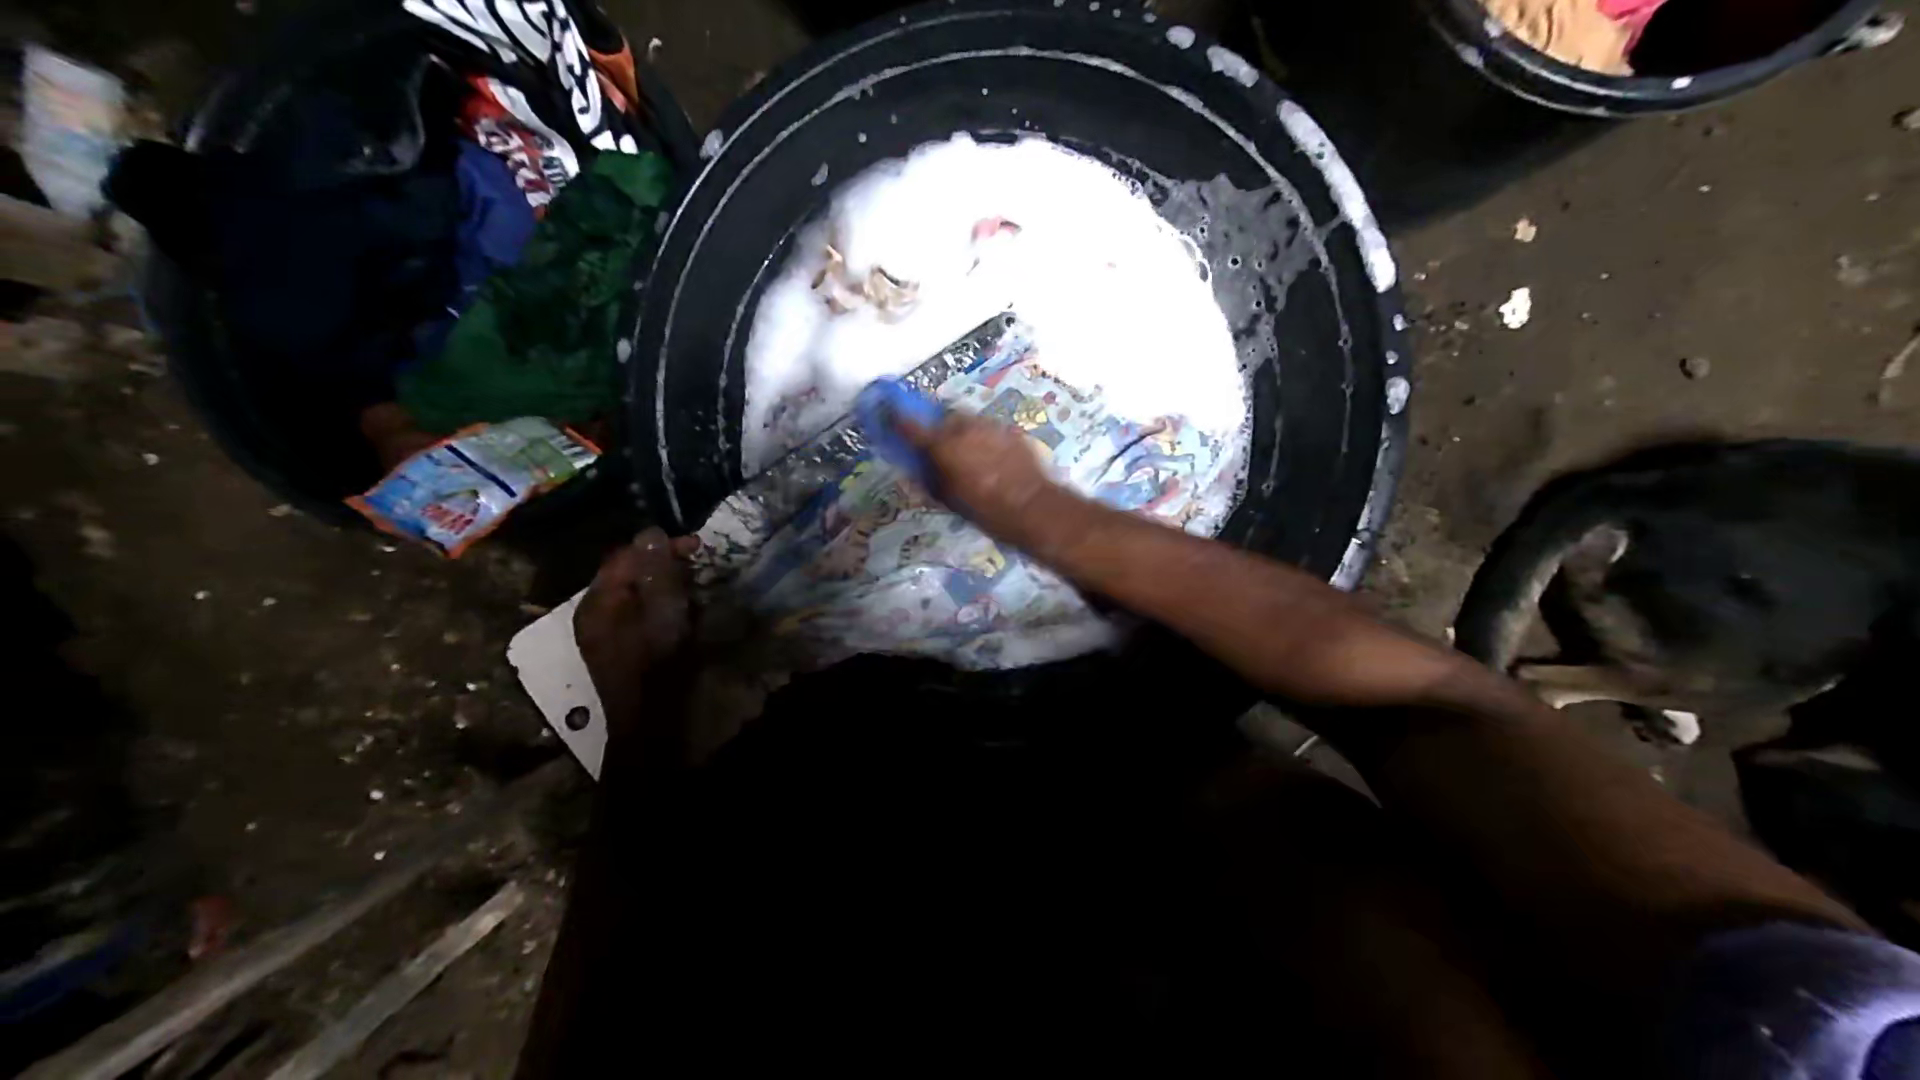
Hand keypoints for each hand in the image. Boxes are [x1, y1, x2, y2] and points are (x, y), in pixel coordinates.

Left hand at [573, 528, 697, 735]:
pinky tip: (681, 615)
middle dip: (664, 565)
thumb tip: (651, 532)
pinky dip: (660, 606)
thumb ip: (658, 570)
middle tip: (698, 567)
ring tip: (694, 590)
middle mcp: (594, 613)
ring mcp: (604, 634)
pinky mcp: (618, 649)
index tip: (697, 545)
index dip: (660, 545)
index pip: (625, 556)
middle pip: (628, 574)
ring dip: (665, 586)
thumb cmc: (657, 662)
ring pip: (635, 594)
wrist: (649, 721)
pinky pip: (638, 614)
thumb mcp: (664, 609)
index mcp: (599, 600)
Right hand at [895, 409, 1067, 547]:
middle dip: (937, 428)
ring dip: (961, 431)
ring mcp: (991, 426)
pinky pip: (989, 429)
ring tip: (966, 452)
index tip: (889, 414)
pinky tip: (989, 457)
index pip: (909, 424)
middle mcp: (964, 427)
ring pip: (968, 420)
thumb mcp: (949, 501)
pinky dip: (983, 438)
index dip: (896, 418)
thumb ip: (930, 479)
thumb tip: (918, 470)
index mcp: (943, 445)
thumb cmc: (987, 511)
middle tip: (938, 447)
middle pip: (942, 417)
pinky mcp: (1012, 431)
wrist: (1034, 508)